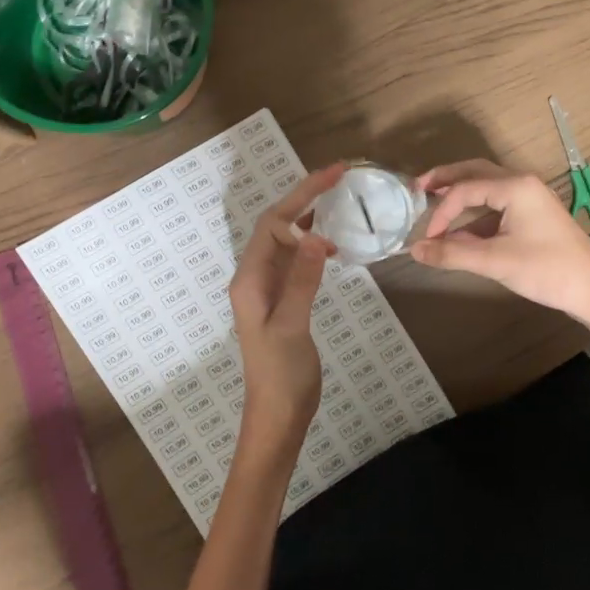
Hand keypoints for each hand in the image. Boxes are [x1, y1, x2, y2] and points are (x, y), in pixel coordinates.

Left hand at [230, 164, 343, 458]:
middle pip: (277, 225)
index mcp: (250, 280)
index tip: (336, 179)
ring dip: (309, 217)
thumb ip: (301, 280)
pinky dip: (313, 244)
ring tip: (339, 198)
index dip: (301, 197)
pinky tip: (333, 244)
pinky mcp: (283, 301)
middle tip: (340, 175)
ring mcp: (268, 289)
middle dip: (305, 197)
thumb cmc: (280, 374)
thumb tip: (314, 235)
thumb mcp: (291, 326)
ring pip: (286, 241)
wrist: (278, 414)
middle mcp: (254, 278)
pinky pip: (296, 260)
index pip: (272, 224)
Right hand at [408, 160, 589, 331]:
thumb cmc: (546, 270)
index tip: (426, 238)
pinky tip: (465, 236)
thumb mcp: (495, 262)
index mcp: (515, 186)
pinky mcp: (536, 215)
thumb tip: (415, 250)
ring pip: (488, 188)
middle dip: (446, 180)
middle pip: (476, 172)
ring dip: (462, 199)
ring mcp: (532, 198)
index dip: (440, 213)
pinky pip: (500, 206)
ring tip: (437, 213)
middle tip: (419, 189)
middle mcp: (523, 183)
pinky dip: (478, 216)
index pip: (464, 189)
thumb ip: (452, 254)